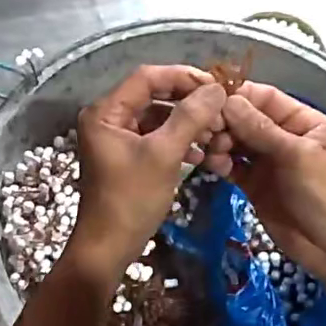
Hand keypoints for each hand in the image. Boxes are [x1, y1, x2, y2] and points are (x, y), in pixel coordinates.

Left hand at [70, 65, 226, 275]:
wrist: (108, 247)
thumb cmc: (131, 200)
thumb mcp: (164, 155)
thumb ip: (190, 118)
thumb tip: (216, 89)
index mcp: (105, 112)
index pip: (148, 77)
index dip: (183, 77)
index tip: (216, 87)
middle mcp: (106, 119)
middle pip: (153, 95)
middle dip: (188, 103)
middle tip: (220, 112)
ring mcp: (115, 139)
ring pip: (157, 118)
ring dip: (186, 124)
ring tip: (214, 136)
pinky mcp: (125, 157)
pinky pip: (154, 138)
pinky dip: (177, 142)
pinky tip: (200, 154)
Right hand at [222, 82, 325, 279]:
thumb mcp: (299, 156)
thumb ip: (262, 129)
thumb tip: (229, 101)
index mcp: (304, 122)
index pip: (266, 98)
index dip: (238, 95)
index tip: (209, 99)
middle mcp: (284, 138)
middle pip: (246, 119)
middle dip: (224, 121)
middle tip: (205, 130)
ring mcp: (268, 163)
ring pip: (236, 143)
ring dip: (219, 143)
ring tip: (208, 150)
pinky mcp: (255, 186)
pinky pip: (233, 168)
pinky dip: (220, 164)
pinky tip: (211, 164)